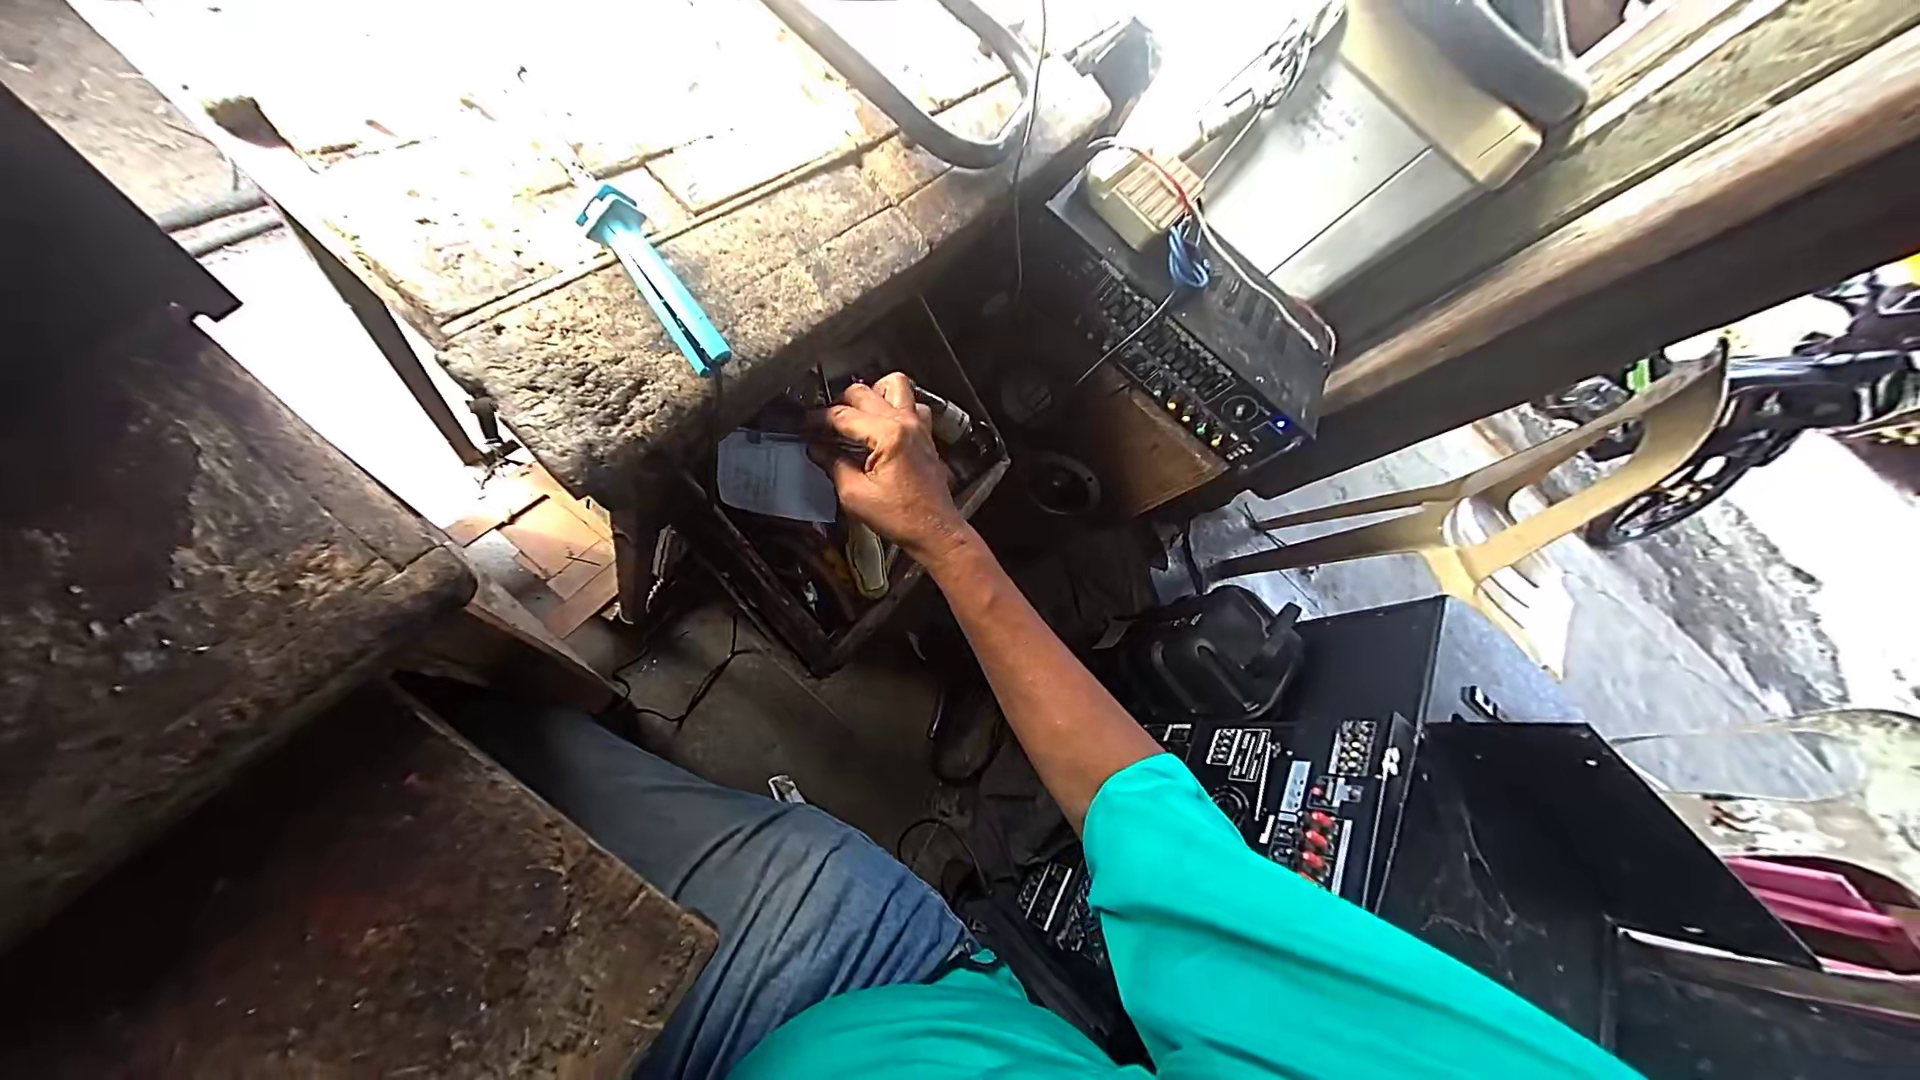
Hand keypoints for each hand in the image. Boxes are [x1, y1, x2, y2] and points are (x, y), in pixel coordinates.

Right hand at [810, 372, 972, 567]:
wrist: (934, 532)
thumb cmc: (903, 518)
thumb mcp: (855, 495)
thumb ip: (833, 464)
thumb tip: (818, 448)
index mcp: (889, 434)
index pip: (843, 415)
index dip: (818, 419)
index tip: (805, 426)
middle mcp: (907, 423)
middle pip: (863, 392)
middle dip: (838, 404)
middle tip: (824, 425)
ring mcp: (919, 427)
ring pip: (894, 386)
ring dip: (871, 395)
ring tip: (855, 417)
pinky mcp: (926, 436)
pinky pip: (910, 405)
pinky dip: (893, 407)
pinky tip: (880, 427)